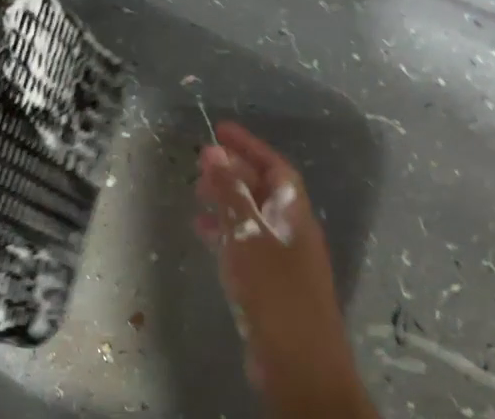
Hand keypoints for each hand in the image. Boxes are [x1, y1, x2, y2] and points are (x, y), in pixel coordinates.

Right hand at [195, 122, 375, 417]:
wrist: (299, 365)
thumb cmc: (275, 293)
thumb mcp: (246, 237)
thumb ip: (230, 194)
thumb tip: (214, 151)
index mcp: (296, 218)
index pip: (277, 170)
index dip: (251, 146)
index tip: (220, 129)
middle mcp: (293, 234)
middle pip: (266, 191)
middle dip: (235, 170)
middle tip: (200, 160)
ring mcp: (284, 260)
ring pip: (253, 216)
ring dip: (226, 199)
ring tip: (195, 193)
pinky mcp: (271, 284)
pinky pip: (246, 242)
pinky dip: (224, 230)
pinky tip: (202, 233)